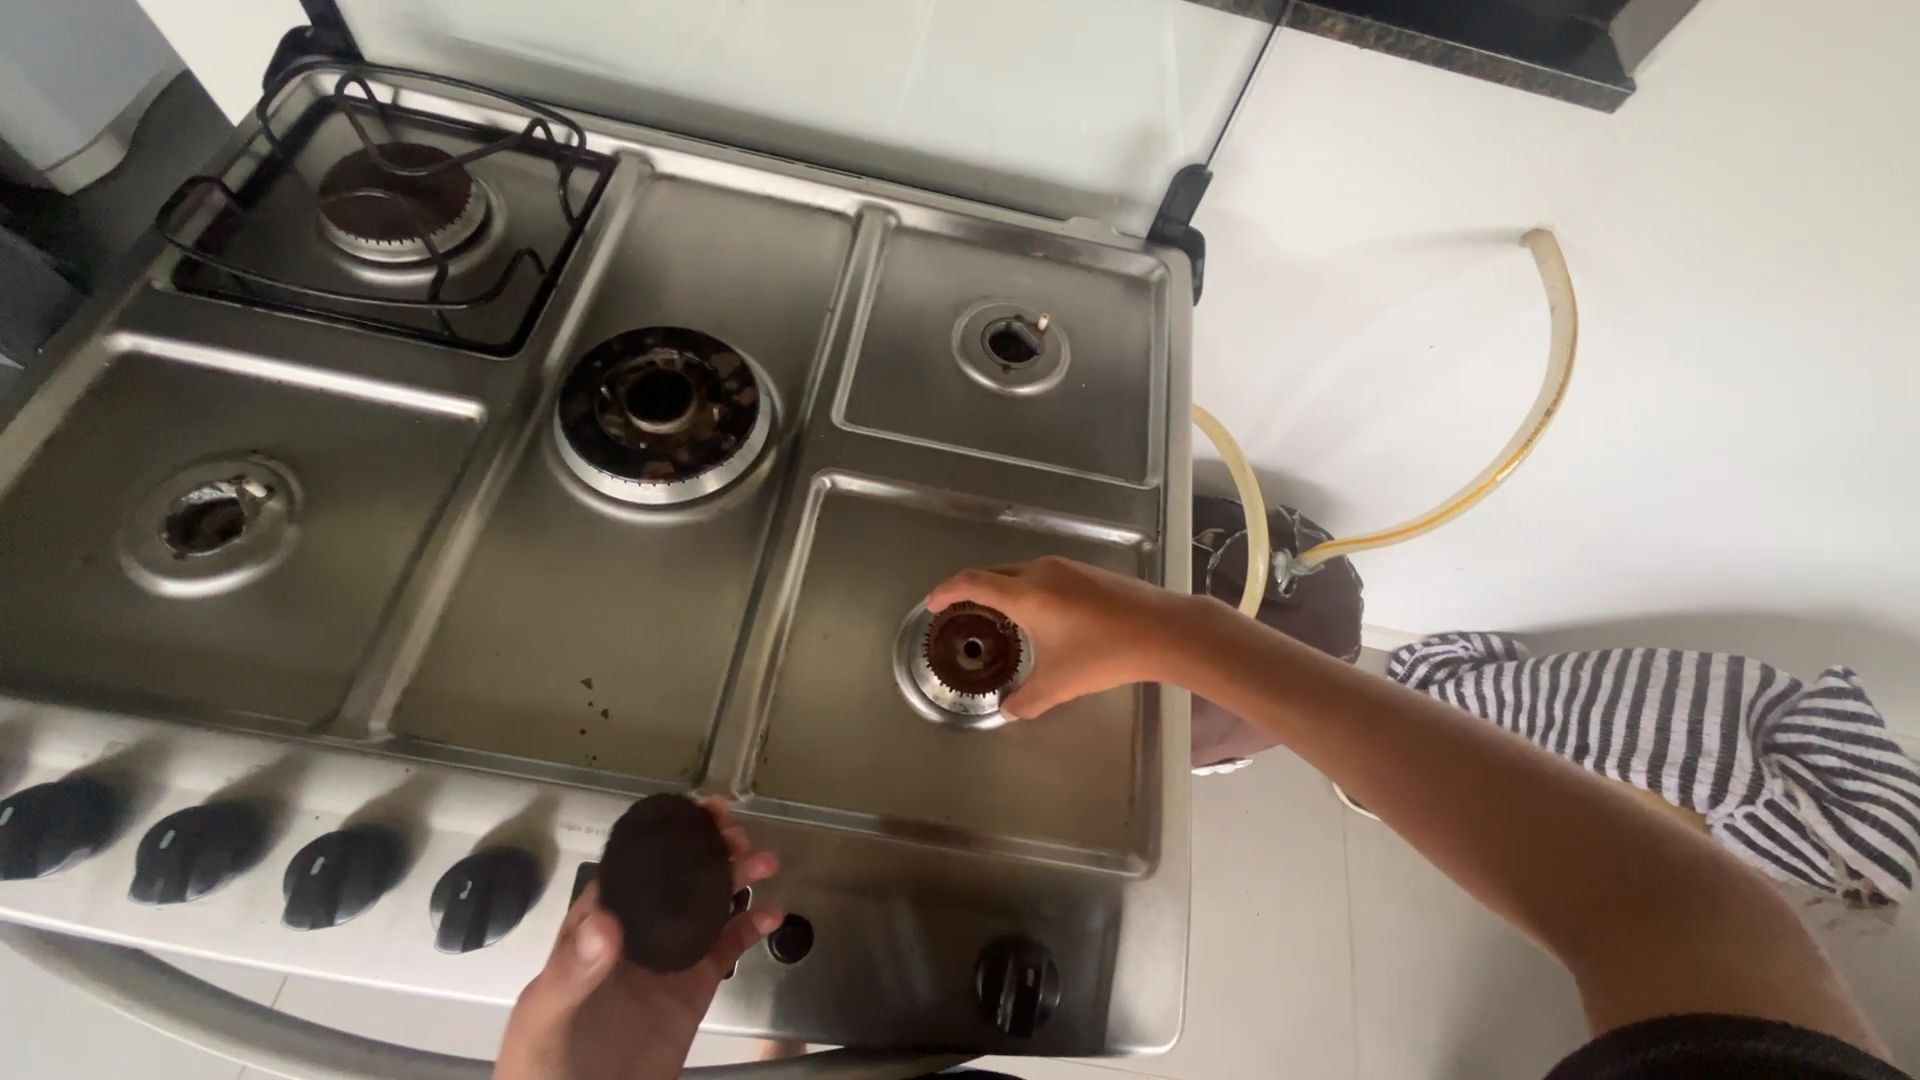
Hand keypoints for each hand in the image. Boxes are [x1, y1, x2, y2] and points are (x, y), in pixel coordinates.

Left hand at [494, 799, 781, 1079]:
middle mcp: (636, 934)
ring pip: (708, 904)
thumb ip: (574, 969)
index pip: (634, 868)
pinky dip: (752, 927)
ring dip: (737, 877)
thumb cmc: (546, 1068)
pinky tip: (771, 915)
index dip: (666, 837)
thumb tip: (605, 920)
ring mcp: (668, 959)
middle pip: (678, 878)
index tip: (696, 814)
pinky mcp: (694, 988)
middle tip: (737, 836)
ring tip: (763, 863)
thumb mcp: (548, 1017)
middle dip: (709, 849)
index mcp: (596, 928)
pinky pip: (728, 948)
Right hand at [927, 556, 1196, 719]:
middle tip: (959, 612)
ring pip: (1019, 572)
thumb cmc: (1104, 653)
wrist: (1163, 628)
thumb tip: (1008, 712)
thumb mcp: (1059, 684)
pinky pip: (1041, 576)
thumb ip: (1026, 700)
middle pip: (993, 573)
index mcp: (1025, 595)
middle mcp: (1040, 572)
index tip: (932, 604)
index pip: (972, 583)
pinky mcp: (1085, 571)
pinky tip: (1037, 615)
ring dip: (1001, 590)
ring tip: (996, 616)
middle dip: (970, 590)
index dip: (946, 591)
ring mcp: (1065, 568)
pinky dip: (1025, 590)